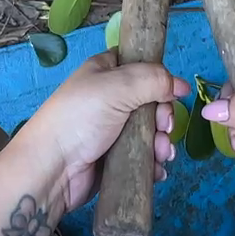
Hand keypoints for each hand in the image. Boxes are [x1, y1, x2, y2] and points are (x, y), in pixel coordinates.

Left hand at [13, 51, 191, 210]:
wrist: (52, 169)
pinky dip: (153, 163)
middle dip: (164, 116)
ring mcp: (113, 130)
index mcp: (107, 71)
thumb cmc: (81, 116)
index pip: (142, 65)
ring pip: (150, 131)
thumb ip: (153, 80)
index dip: (161, 78)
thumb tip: (182, 86)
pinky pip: (143, 157)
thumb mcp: (118, 86)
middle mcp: (111, 98)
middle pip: (152, 101)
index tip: (174, 93)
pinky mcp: (114, 159)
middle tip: (165, 128)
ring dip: (162, 143)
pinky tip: (157, 170)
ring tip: (162, 155)